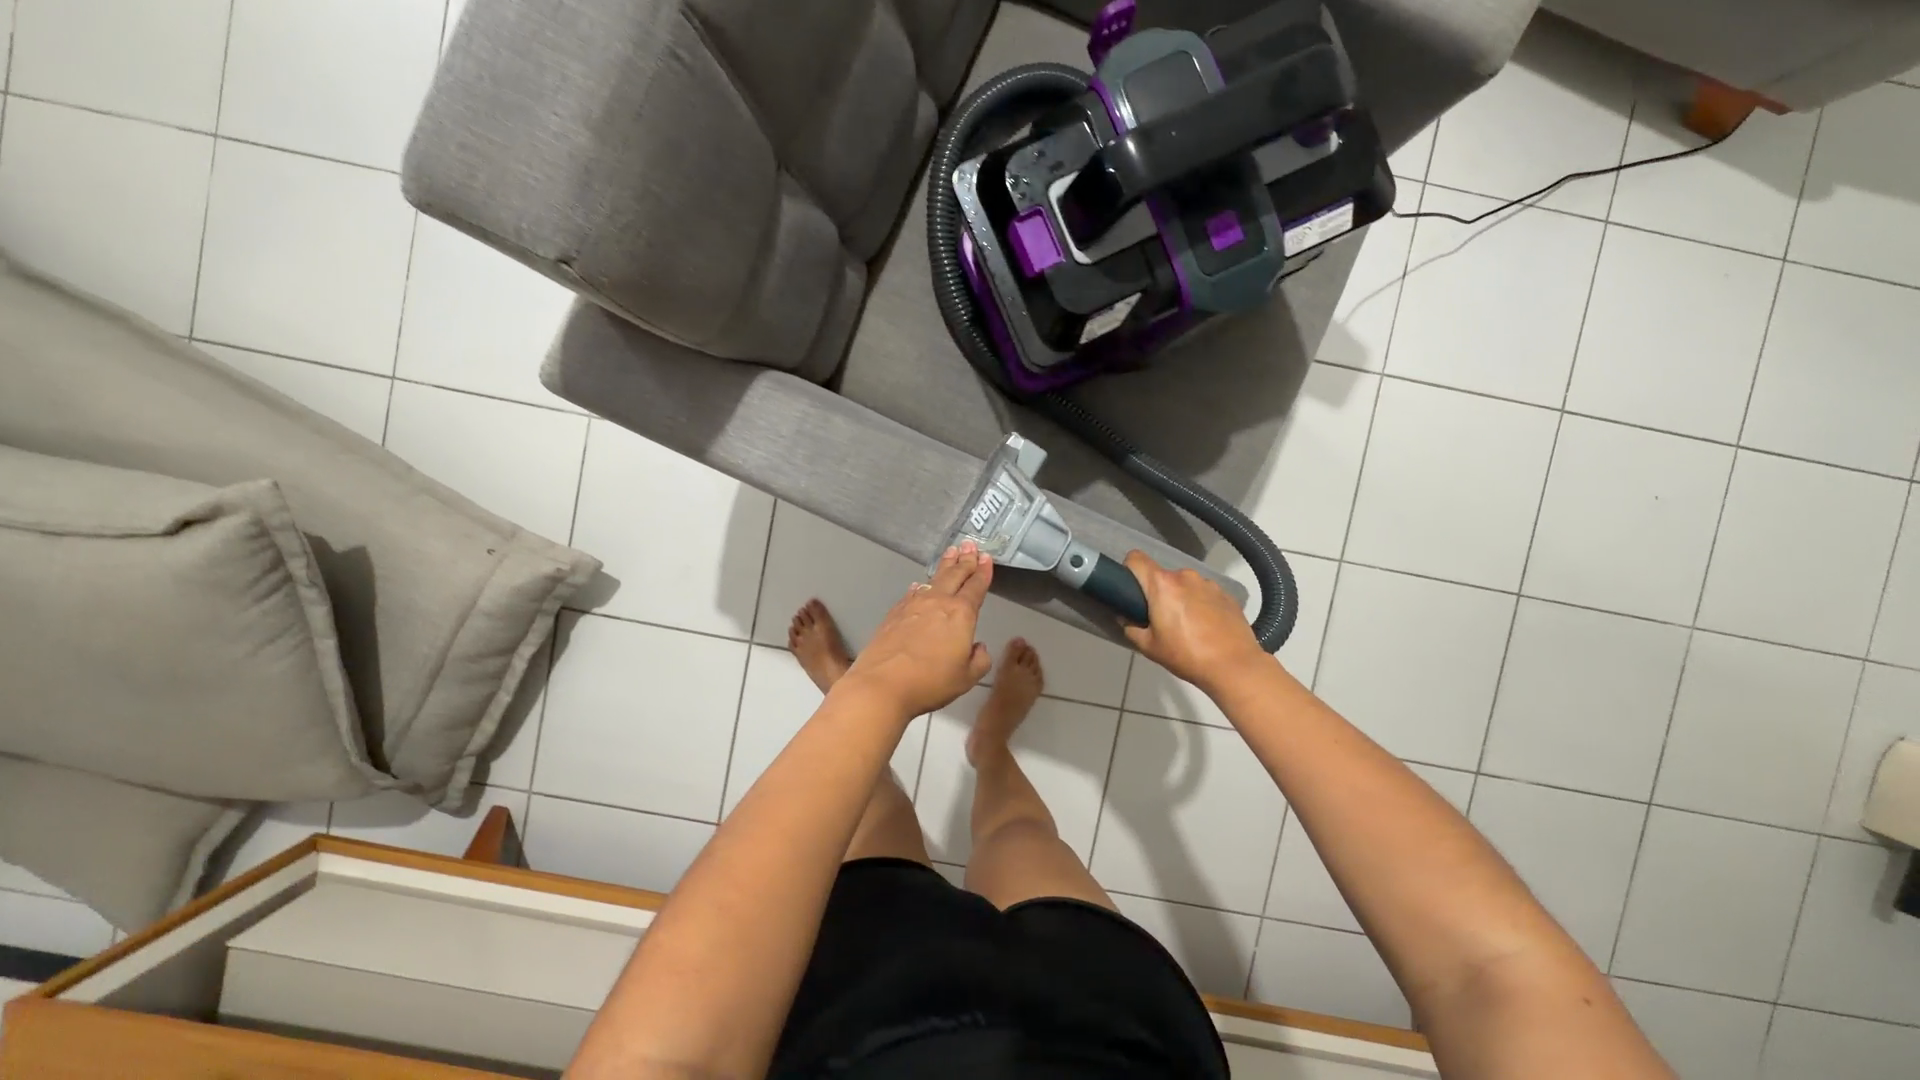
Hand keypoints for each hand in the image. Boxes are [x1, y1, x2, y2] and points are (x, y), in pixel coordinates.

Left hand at [838, 543, 994, 716]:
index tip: (987, 558)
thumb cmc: (930, 682)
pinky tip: (919, 585)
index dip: (983, 571)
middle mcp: (938, 603)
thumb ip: (979, 660)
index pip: (976, 587)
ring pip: (933, 580)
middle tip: (969, 545)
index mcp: (961, 614)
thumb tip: (977, 647)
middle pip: (955, 575)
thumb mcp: (966, 678)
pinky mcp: (894, 614)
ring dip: (944, 566)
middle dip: (965, 560)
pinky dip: (920, 586)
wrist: (883, 684)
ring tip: (950, 554)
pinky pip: (912, 593)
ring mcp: (913, 606)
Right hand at [1121, 552, 1268, 693]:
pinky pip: (1204, 593)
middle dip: (1158, 592)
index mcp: (1162, 585)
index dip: (1129, 570)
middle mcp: (1185, 577)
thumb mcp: (1149, 647)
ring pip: (1185, 584)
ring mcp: (1209, 583)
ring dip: (1181, 597)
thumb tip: (1125, 618)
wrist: (1234, 665)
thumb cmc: (1187, 656)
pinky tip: (1207, 627)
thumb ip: (1130, 628)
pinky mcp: (1226, 594)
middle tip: (1161, 619)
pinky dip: (1201, 604)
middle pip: (1162, 576)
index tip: (1132, 589)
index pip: (1136, 559)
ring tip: (1187, 625)